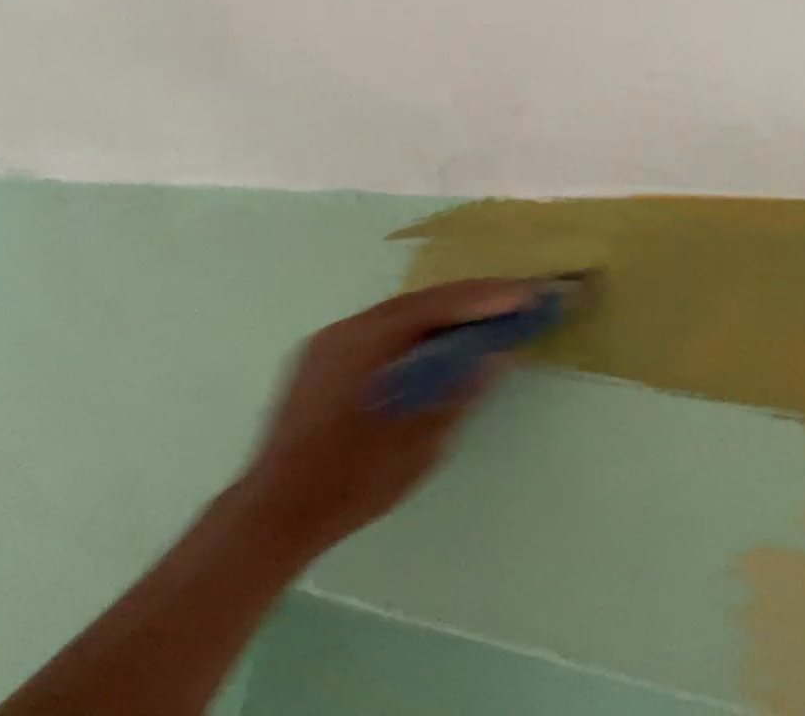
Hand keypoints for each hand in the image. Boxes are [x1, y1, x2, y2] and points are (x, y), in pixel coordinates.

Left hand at [234, 278, 542, 563]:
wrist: (276, 510)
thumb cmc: (352, 480)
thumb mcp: (418, 441)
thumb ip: (454, 392)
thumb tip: (489, 356)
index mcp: (367, 340)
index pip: (436, 305)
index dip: (486, 298)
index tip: (527, 295)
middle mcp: (344, 330)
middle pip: (415, 305)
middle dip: (467, 303)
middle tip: (514, 303)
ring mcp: (326, 345)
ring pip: (394, 320)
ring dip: (439, 321)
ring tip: (483, 325)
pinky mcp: (318, 365)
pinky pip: (376, 337)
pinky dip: (411, 338)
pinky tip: (433, 353)